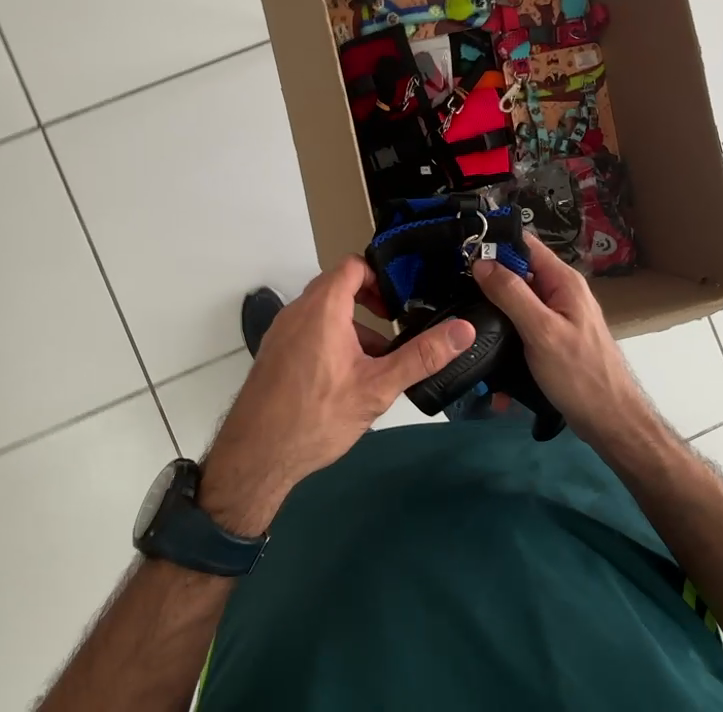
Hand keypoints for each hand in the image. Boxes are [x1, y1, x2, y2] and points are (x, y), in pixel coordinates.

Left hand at [198, 256, 475, 535]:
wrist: (257, 456)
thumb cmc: (319, 416)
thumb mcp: (378, 387)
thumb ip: (422, 356)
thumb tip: (465, 330)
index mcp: (323, 308)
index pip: (353, 266)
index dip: (381, 275)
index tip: (402, 301)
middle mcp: (298, 311)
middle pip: (338, 286)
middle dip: (370, 303)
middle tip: (396, 326)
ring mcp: (281, 332)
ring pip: (323, 312)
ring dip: (352, 326)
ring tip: (378, 361)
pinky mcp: (274, 354)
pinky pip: (308, 331)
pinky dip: (331, 340)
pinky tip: (347, 379)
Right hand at [472, 234, 649, 446]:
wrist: (609, 420)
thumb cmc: (579, 373)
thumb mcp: (541, 330)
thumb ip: (511, 293)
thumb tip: (481, 262)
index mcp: (564, 281)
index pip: (526, 245)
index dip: (496, 245)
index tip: (462, 254)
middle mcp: (561, 293)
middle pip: (518, 275)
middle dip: (489, 283)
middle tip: (455, 293)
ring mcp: (556, 318)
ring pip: (516, 304)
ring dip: (494, 315)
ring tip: (464, 324)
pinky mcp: (550, 341)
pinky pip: (521, 330)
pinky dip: (505, 338)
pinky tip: (487, 354)